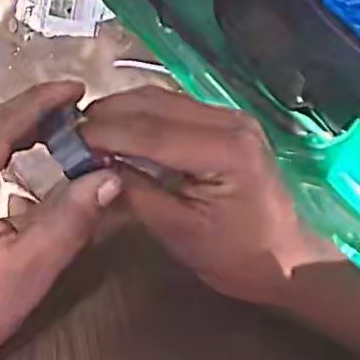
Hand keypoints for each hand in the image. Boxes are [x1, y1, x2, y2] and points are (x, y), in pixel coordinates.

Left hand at [0, 81, 121, 359]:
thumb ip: (70, 217)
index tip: (76, 89)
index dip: (38, 103)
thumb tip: (110, 175)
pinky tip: (30, 144)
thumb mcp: (31, 268)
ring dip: (19, 124)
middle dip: (32, 110)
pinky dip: (3, 141)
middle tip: (77, 105)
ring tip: (62, 121)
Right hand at [79, 86, 339, 307]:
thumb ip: (135, 193)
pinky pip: (169, 105)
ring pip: (158, 97)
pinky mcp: (222, 119)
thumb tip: (91, 166)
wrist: (293, 261)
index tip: (66, 140)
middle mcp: (228, 119)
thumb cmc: (241, 258)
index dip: (103, 133)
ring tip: (86, 131)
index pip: (150, 131)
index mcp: (225, 149)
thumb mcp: (180, 234)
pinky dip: (137, 114)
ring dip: (118, 110)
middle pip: (152, 103)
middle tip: (68, 132)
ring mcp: (228, 115)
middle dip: (106, 115)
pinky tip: (116, 129)